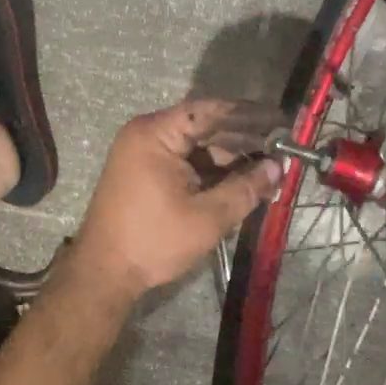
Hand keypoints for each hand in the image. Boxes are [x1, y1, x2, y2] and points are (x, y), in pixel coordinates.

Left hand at [70, 99, 283, 298]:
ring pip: (195, 147)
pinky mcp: (142, 174)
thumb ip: (245, 188)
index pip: (211, 111)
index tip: (281, 122)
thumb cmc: (154, 241)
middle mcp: (145, 135)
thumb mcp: (207, 217)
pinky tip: (239, 182)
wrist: (104, 273)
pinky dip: (209, 171)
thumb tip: (277, 168)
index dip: (249, 116)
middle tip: (281, 149)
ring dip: (228, 158)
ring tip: (268, 170)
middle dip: (243, 139)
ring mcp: (141, 154)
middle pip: (203, 127)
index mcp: (155, 134)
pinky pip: (183, 162)